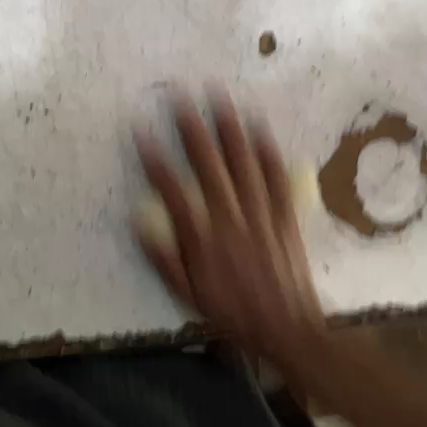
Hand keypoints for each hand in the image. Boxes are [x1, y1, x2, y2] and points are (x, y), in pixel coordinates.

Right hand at [134, 83, 324, 370]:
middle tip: (180, 98)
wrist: (287, 330)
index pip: (173, 191)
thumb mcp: (188, 295)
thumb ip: (164, 259)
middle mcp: (230, 221)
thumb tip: (139, 224)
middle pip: (208, 167)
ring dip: (230, 128)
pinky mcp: (285, 217)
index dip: (155, 159)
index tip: (141, 130)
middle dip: (192, 129)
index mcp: (203, 240)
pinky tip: (260, 127)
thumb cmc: (232, 312)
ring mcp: (260, 216)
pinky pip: (276, 180)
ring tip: (219, 97)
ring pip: (243, 165)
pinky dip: (268, 152)